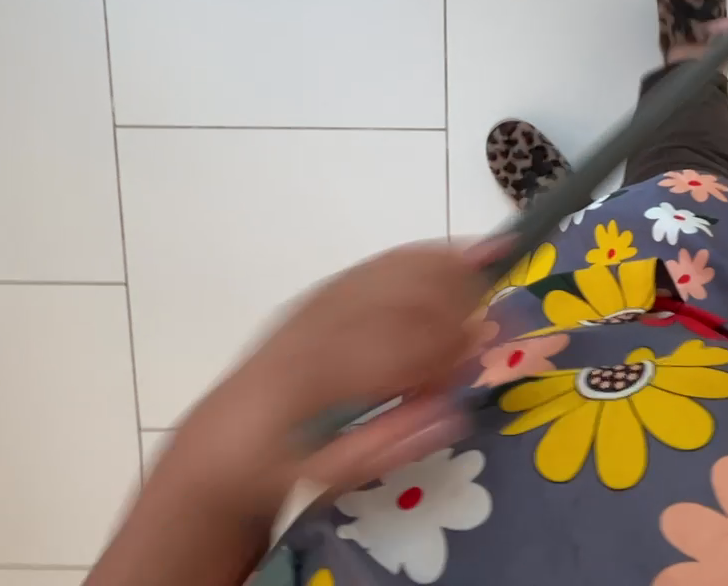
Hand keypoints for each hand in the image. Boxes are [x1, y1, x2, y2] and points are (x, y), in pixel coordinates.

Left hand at [160, 242, 489, 513]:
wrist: (227, 433)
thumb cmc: (283, 463)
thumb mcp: (331, 473)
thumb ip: (392, 443)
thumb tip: (455, 414)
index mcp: (313, 378)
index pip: (392, 348)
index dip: (445, 343)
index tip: (486, 347)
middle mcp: (316, 325)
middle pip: (399, 295)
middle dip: (455, 298)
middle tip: (500, 314)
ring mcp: (319, 301)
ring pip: (394, 270)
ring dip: (447, 266)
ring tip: (495, 263)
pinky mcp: (324, 290)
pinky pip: (384, 263)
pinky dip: (426, 256)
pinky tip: (458, 253)